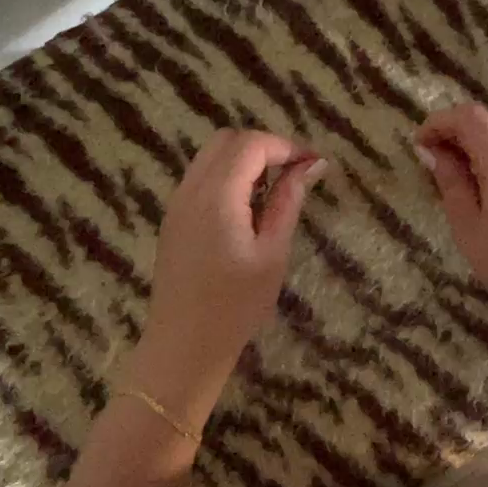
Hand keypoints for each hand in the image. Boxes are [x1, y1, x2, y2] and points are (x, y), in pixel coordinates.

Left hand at [134, 129, 325, 410]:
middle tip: (295, 172)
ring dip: (244, 159)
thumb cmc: (235, 306)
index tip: (314, 163)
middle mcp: (190, 190)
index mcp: (216, 197)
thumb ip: (288, 202)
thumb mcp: (272, 254)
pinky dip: (227, 175)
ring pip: (210, 155)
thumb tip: (312, 165)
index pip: (251, 145)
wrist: (183, 346)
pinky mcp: (173, 217)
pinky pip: (201, 176)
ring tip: (274, 189)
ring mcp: (177, 202)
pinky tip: (247, 206)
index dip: (286, 146)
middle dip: (264, 146)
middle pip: (227, 140)